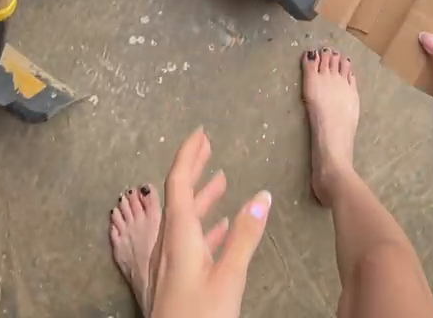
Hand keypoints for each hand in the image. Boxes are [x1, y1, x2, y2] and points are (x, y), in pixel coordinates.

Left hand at [148, 129, 272, 317]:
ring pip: (185, 219)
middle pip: (179, 195)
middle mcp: (169, 244)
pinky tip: (223, 227)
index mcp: (178, 235)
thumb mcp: (228, 277)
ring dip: (202, 197)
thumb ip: (245, 235)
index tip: (200, 133)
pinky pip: (189, 242)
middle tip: (208, 147)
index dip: (188, 155)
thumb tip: (263, 194)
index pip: (178, 182)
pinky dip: (205, 226)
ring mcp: (171, 264)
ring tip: (222, 180)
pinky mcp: (177, 282)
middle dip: (194, 169)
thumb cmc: (200, 317)